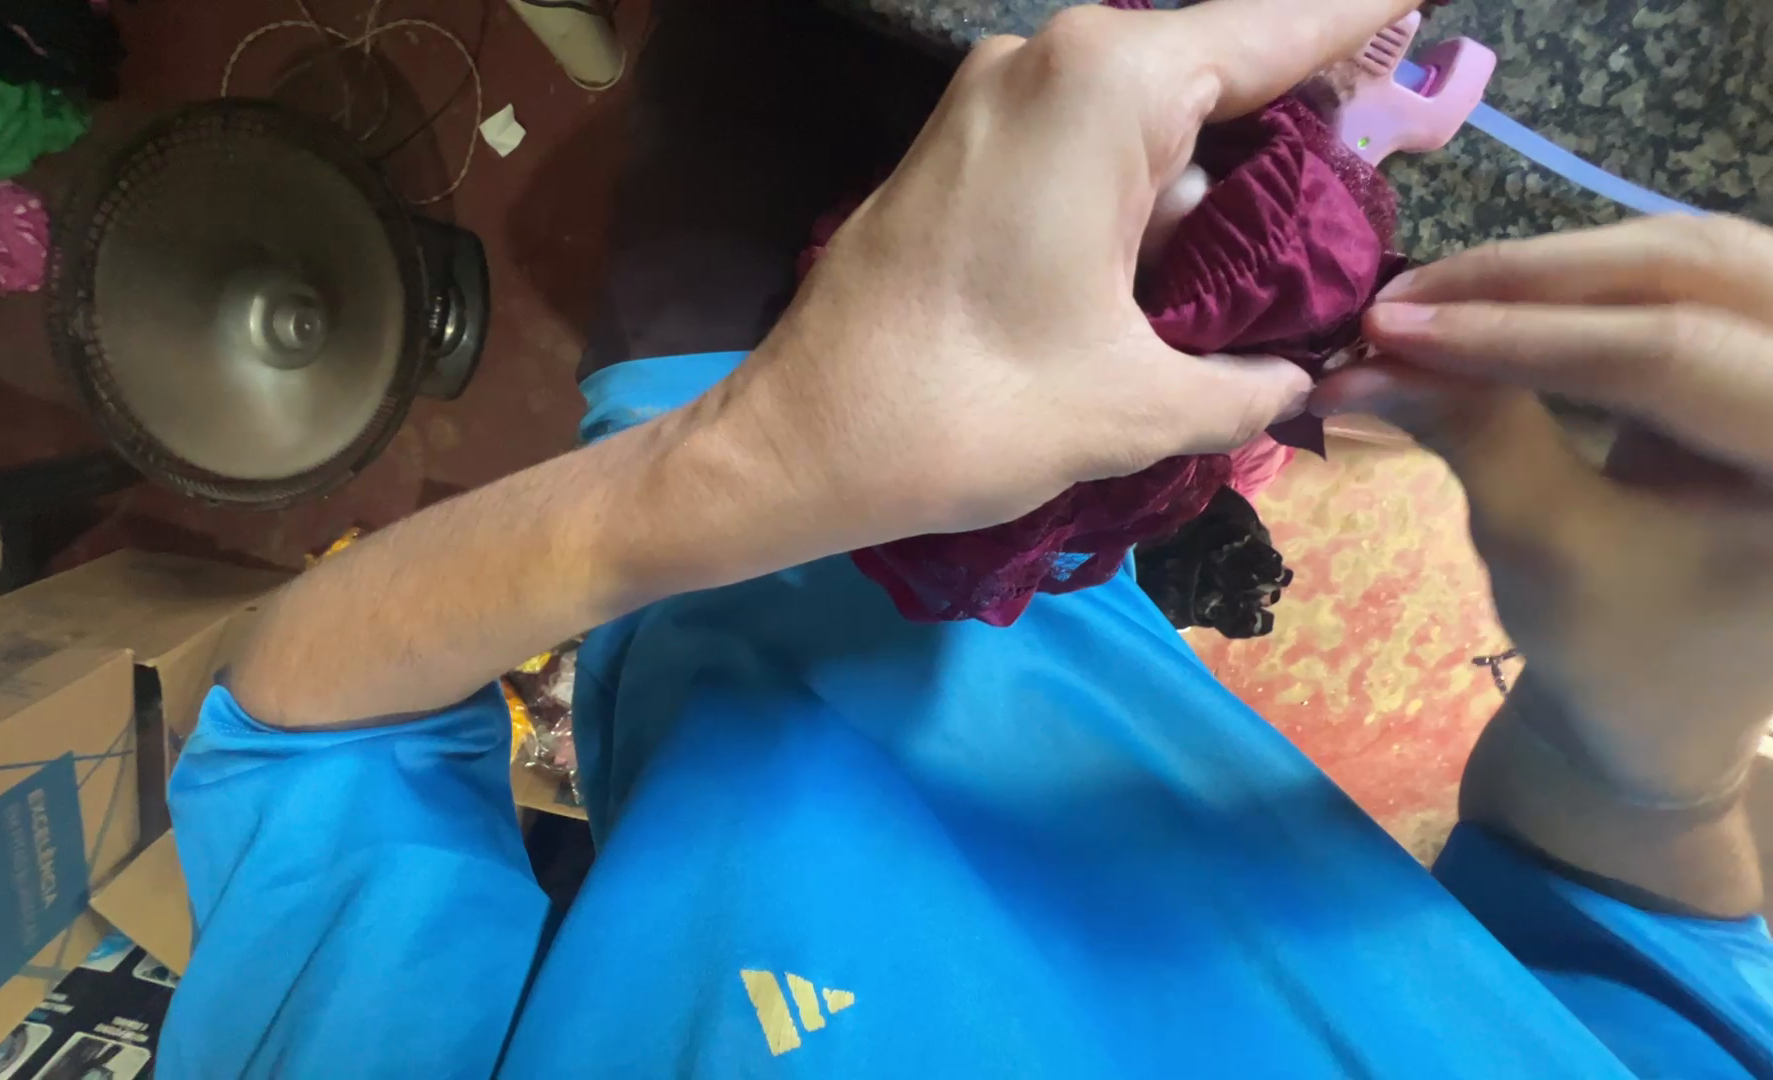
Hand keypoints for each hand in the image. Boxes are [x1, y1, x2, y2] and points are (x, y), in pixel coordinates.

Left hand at [697, 0, 1416, 544]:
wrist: (797, 448)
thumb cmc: (964, 415)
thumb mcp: (1132, 407)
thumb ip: (1242, 387)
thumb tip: (1296, 381)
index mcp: (1107, 84)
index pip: (1290, 25)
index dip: (1371, 40)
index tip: (1431, 41)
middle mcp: (1039, 70)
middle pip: (1206, 89)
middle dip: (1275, 165)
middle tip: (1325, 253)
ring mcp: (977, 119)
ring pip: (1128, 142)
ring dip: (1187, 213)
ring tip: (1229, 305)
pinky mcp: (940, 173)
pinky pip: (1060, 173)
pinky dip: (1113, 222)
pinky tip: (1134, 299)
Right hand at [1312, 215, 1772, 910]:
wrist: (1671, 690)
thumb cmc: (1612, 641)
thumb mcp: (1532, 542)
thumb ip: (1465, 432)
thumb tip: (1358, 366)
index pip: (1664, 354)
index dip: (1506, 334)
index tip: (1378, 329)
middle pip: (1694, 268)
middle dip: (1522, 277)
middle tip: (1391, 302)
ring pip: (1692, 253)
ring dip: (1544, 268)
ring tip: (1427, 296)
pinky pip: (1685, 280)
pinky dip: (1575, 282)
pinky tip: (1493, 299)